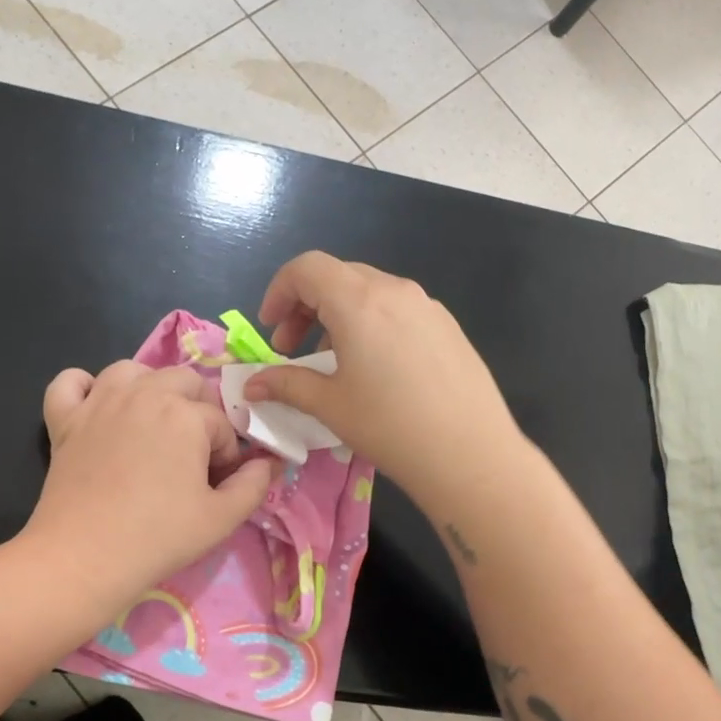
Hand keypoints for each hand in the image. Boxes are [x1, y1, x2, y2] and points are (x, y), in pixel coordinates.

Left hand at [24, 361, 274, 599]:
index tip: (215, 485)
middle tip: (190, 455)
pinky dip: (82, 386)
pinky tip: (94, 408)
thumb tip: (269, 462)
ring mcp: (99, 403)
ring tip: (151, 425)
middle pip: (183, 381)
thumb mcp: (221, 519)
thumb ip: (253, 485)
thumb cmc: (158, 538)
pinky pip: (69, 382)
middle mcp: (143, 394)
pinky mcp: (64, 419)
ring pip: (130, 371)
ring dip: (148, 388)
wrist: (84, 557)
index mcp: (186, 414)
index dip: (225, 454)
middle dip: (196, 410)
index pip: (221, 423)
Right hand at [243, 252, 524, 503]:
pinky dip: (370, 324)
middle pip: (337, 276)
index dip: (278, 291)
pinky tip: (375, 370)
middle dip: (305, 306)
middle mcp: (394, 291)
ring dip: (338, 316)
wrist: (469, 452)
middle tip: (291, 349)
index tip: (270, 329)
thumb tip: (252, 385)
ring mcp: (426, 306)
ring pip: (369, 292)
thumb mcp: (329, 405)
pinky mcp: (447, 326)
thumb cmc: (388, 425)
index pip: (307, 268)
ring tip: (332, 361)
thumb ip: (286, 385)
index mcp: (358, 302)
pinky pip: (397, 310)